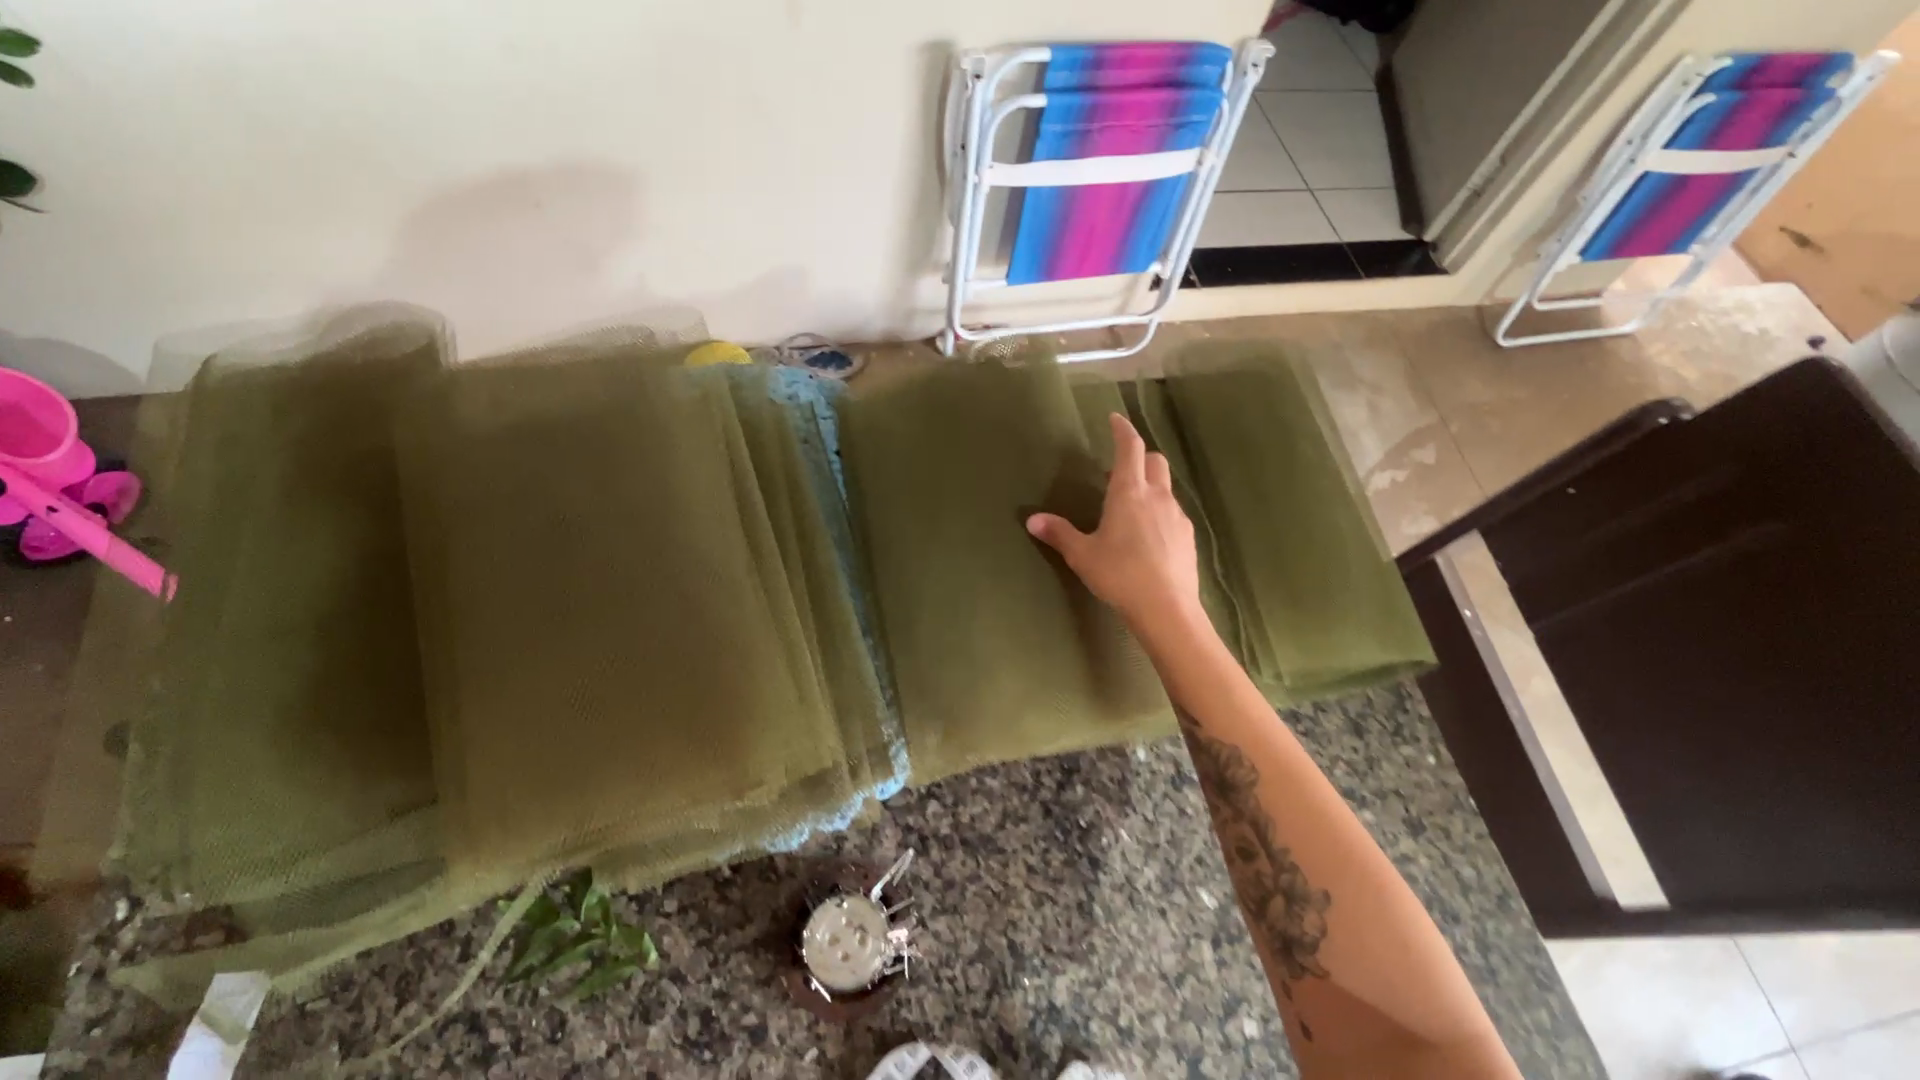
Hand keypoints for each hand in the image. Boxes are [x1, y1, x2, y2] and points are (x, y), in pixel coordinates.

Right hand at [1027, 413, 1203, 633]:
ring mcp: (1176, 516)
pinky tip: (1148, 537)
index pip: (1129, 448)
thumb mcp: (1082, 555)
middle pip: (1154, 461)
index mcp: (1129, 492)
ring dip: (1149, 487)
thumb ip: (1059, 534)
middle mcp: (1157, 496)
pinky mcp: (1188, 537)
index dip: (1122, 430)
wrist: (1166, 608)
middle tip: (1117, 470)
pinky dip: (1159, 512)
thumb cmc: (1119, 575)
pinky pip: (1172, 513)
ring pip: (1165, 488)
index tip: (1114, 419)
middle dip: (1138, 457)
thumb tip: (1032, 519)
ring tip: (1130, 508)